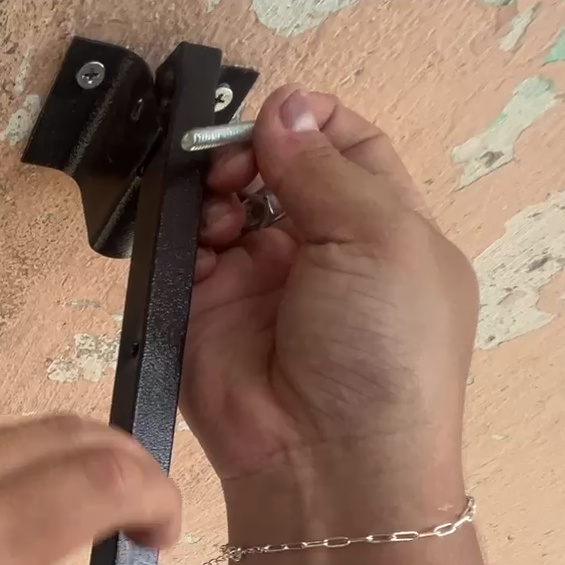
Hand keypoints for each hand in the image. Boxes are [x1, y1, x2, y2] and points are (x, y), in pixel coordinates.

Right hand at [186, 86, 477, 505]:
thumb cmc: (382, 354)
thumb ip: (324, 171)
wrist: (320, 454)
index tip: (279, 115)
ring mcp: (252, 287)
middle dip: (251, 159)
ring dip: (217, 200)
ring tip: (224, 218)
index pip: (341, 150)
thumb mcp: (380, 239)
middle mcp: (312, 252)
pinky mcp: (199, 318)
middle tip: (238, 169)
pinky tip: (200, 248)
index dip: (309, 124)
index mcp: (379, 226)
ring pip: (221, 214)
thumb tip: (283, 110)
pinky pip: (182, 262)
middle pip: (271, 176)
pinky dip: (185, 243)